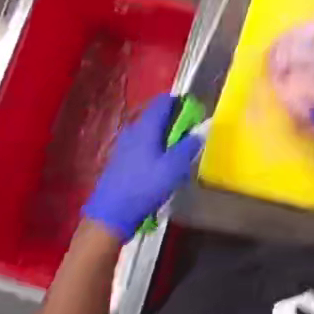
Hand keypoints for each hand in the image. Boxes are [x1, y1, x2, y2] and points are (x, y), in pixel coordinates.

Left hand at [82, 94, 205, 239]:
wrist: (112, 212)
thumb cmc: (145, 186)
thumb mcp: (174, 168)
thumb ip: (188, 147)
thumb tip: (200, 131)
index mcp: (146, 127)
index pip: (162, 102)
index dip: (179, 103)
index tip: (194, 111)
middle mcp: (132, 130)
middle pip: (154, 115)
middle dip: (172, 119)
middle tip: (189, 131)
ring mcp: (123, 144)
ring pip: (147, 130)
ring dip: (162, 134)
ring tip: (177, 147)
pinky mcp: (119, 158)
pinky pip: (140, 143)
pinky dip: (153, 145)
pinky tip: (159, 161)